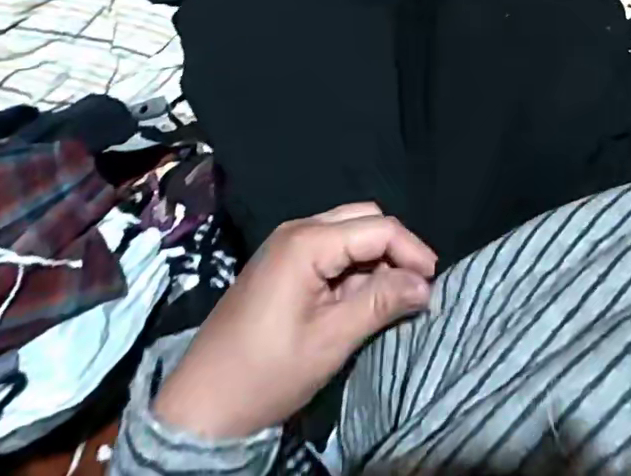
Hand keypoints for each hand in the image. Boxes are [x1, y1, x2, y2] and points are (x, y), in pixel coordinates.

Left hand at [151, 203, 436, 439]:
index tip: (433, 283)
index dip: (412, 251)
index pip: (379, 228)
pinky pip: (332, 248)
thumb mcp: (331, 340)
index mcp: (307, 242)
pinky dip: (354, 266)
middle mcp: (297, 230)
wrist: (197, 412)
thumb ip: (381, 303)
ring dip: (375, 257)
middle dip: (395, 248)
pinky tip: (361, 296)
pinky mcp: (282, 263)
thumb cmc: (265, 374)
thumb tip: (426, 285)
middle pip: (365, 219)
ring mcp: (286, 245)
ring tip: (391, 294)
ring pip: (350, 230)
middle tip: (415, 285)